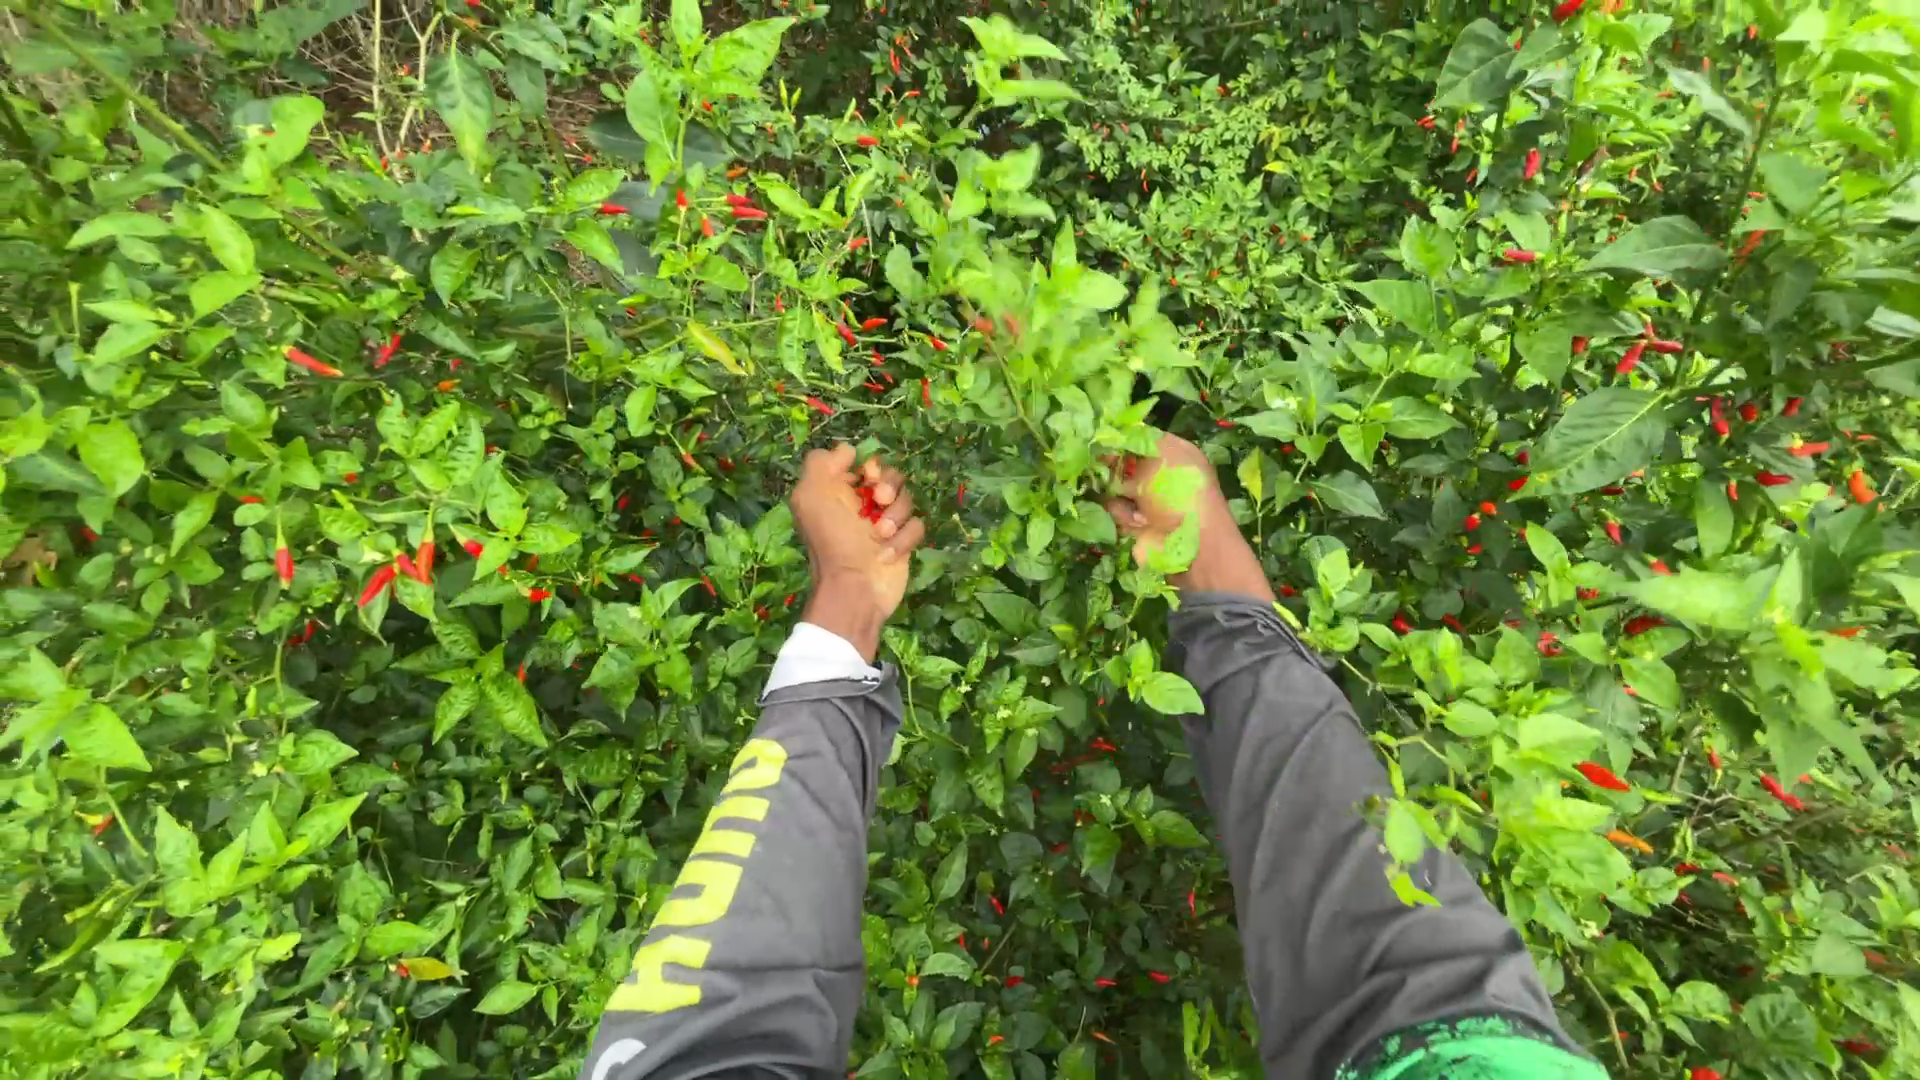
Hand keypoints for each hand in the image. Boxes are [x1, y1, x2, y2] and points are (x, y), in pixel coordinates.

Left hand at [789, 443, 925, 660]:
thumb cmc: (833, 541)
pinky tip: (888, 554)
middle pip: (891, 478)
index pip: (865, 464)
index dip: (872, 468)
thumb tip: (849, 451)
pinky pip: (916, 526)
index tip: (868, 478)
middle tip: (880, 502)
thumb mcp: (811, 495)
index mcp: (838, 491)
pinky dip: (904, 539)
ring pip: (907, 500)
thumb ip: (821, 463)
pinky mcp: (903, 544)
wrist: (855, 589)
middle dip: (889, 487)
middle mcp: (861, 506)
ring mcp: (884, 525)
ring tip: (880, 535)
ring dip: (895, 516)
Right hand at [1105, 432, 1274, 602]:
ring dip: (1116, 494)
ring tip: (1134, 504)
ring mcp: (1146, 499)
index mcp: (1172, 452)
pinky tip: (1137, 521)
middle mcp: (1159, 473)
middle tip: (1107, 470)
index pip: (1138, 438)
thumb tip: (1112, 436)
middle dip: (1111, 467)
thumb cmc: (1180, 492)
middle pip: (1120, 462)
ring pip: (1111, 486)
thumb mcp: (1164, 453)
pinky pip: (1113, 510)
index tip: (1101, 441)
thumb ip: (1137, 439)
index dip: (1119, 439)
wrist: (1189, 546)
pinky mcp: (1135, 522)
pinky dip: (1121, 515)